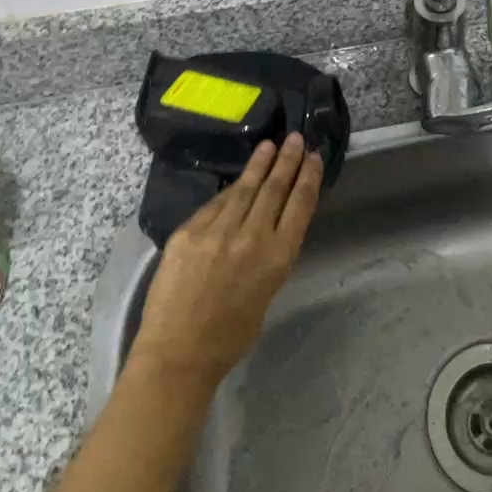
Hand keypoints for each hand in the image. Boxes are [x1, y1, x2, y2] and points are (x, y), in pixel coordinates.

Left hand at [129, 133, 323, 383]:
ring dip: (259, 165)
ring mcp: (217, 232)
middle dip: (286, 161)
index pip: (299, 205)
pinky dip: (228, 192)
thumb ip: (269, 257)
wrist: (178, 353)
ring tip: (269, 146)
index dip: (308, 177)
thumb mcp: (266, 293)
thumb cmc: (229, 336)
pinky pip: (213, 205)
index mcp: (278, 257)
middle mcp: (252, 237)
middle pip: (274, 189)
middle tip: (294, 138)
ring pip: (243, 189)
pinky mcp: (188, 233)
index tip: (313, 157)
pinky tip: (235, 182)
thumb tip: (266, 230)